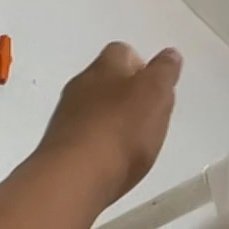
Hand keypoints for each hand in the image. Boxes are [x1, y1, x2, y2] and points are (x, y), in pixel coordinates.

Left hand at [32, 42, 181, 208]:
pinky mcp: (59, 145)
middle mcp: (80, 84)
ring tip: (131, 141)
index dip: (142, 66)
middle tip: (147, 115)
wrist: (75, 177)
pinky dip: (97, 141)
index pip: (123, 52)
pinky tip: (110, 160)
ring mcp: (66, 115)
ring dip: (109, 118)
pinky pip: (83, 134)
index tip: (156, 86)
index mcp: (105, 66)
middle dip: (125, 93)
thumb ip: (164, 72)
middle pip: (105, 79)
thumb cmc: (121, 131)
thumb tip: (169, 54)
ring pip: (92, 106)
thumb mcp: (155, 95)